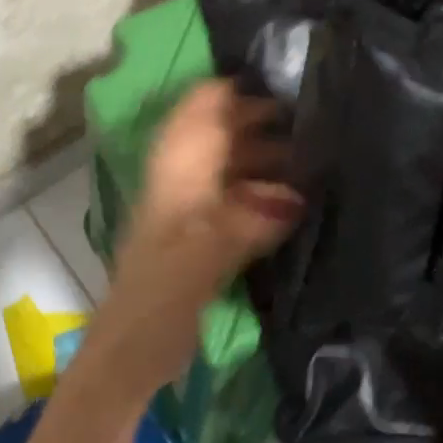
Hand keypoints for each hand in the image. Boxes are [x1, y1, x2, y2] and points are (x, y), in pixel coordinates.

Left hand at [83, 81, 301, 397]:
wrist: (127, 360)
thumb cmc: (155, 306)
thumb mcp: (198, 261)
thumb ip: (243, 225)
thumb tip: (295, 197)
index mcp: (173, 178)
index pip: (197, 112)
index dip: (231, 90)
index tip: (282, 82)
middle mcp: (179, 185)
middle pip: (216, 135)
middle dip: (258, 120)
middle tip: (314, 120)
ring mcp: (187, 214)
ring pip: (227, 167)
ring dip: (263, 156)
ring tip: (314, 157)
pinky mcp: (199, 241)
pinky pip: (234, 199)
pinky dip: (261, 191)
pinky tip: (292, 202)